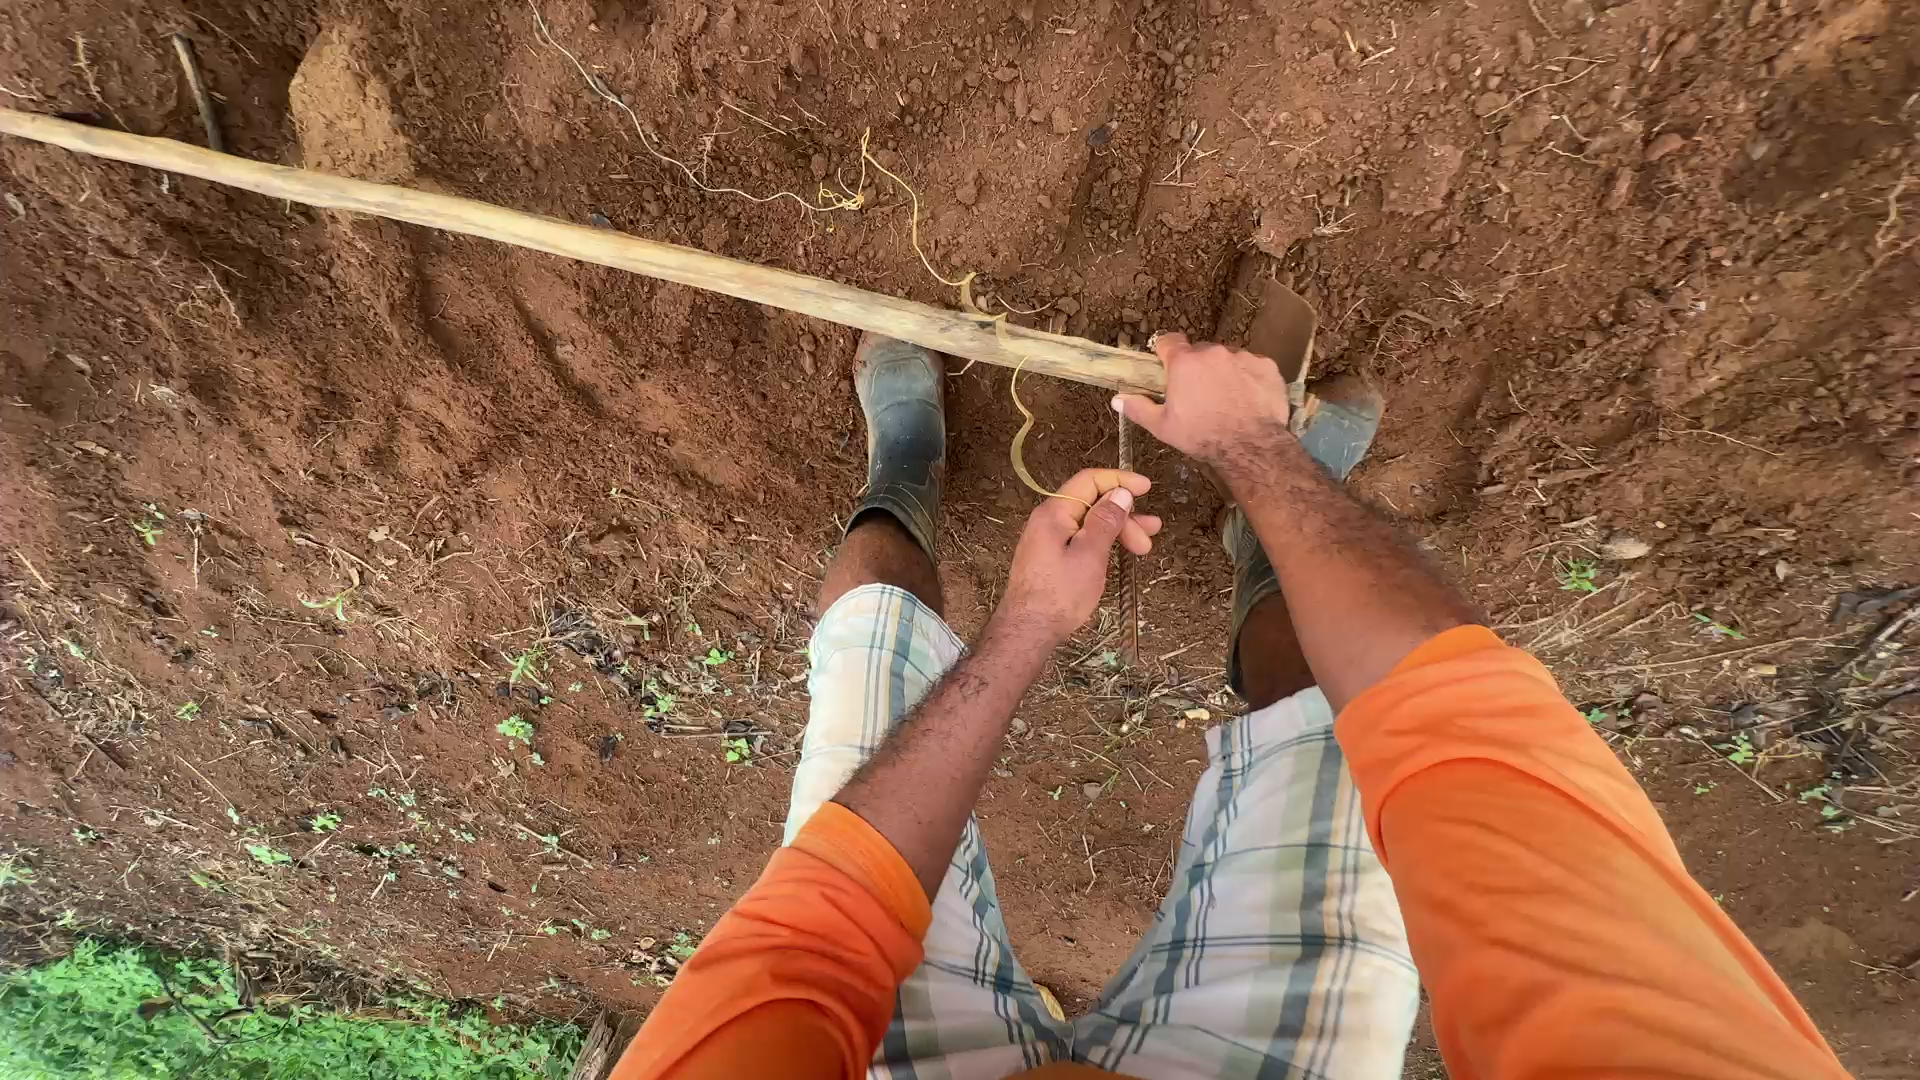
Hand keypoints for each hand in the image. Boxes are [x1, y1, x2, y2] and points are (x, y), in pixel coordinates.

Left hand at [996, 469, 1161, 644]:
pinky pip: (1080, 540)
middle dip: (1123, 515)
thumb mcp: (1090, 554)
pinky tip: (1117, 554)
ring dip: (1116, 531)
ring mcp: (1047, 540)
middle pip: (1091, 504)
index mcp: (1054, 513)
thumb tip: (1120, 493)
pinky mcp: (1049, 559)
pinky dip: (1102, 544)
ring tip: (1144, 546)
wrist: (1028, 631)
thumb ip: (1106, 520)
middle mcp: (1047, 521)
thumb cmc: (1060, 594)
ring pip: (1087, 524)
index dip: (1119, 481)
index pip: (1088, 481)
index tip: (1146, 488)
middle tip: (1148, 537)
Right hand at [1111, 333, 1291, 478]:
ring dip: (1222, 372)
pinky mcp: (1266, 366)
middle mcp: (1212, 352)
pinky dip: (1247, 378)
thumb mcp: (1162, 427)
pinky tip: (1246, 400)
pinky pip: (1251, 366)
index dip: (1166, 352)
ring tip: (1225, 400)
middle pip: (1199, 352)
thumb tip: (1117, 399)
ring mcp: (1242, 357)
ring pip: (1226, 358)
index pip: (1169, 341)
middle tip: (1197, 393)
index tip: (1166, 365)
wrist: (1249, 445)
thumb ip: (1138, 408)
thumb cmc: (1201, 435)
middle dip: (1196, 367)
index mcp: (1184, 362)